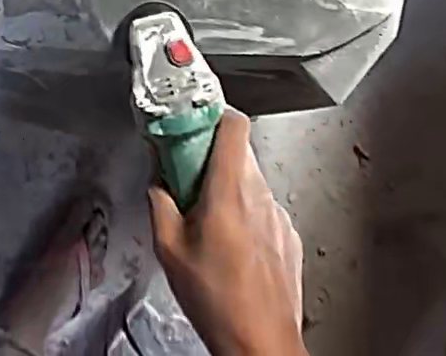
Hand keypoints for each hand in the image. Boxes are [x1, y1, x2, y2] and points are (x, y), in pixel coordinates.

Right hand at [149, 109, 307, 355]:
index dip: (214, 114)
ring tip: (206, 211)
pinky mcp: (288, 237)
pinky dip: (246, 209)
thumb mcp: (168, 248)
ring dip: (228, 181)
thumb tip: (157, 178)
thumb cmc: (216, 302)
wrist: (262, 349)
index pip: (234, 125)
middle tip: (188, 172)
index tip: (193, 120)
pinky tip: (230, 240)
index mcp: (229, 192)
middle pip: (239, 150)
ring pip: (251, 177)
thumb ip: (158, 201)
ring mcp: (279, 217)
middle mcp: (259, 197)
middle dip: (211, 153)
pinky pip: (263, 205)